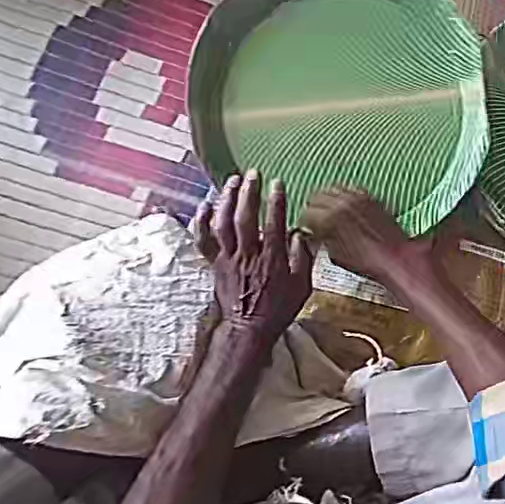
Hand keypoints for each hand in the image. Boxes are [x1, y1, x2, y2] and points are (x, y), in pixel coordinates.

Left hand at [192, 171, 313, 342]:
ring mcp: (228, 259)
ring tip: (232, 180)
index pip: (274, 224)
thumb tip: (302, 233)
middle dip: (249, 193)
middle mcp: (248, 255)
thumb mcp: (301, 287)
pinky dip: (202, 221)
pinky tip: (206, 204)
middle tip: (252, 174)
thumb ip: (302, 258)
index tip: (277, 183)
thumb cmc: (278, 309)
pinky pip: (205, 240)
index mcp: (271, 260)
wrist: (248, 330)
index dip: (276, 202)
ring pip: (223, 224)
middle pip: (245, 218)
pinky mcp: (216, 263)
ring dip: (227, 200)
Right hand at [300, 185, 431, 282]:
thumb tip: (317, 236)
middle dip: (314, 209)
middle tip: (316, 220)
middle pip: (316, 197)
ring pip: (332, 188)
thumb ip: (322, 240)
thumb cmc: (368, 260)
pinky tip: (346, 206)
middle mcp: (341, 203)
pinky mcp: (369, 197)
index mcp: (328, 218)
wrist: (395, 256)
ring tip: (329, 211)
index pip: (306, 214)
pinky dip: (345, 196)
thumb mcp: (336, 255)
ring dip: (328, 200)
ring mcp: (356, 198)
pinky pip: (350, 189)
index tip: (307, 228)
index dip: (305, 223)